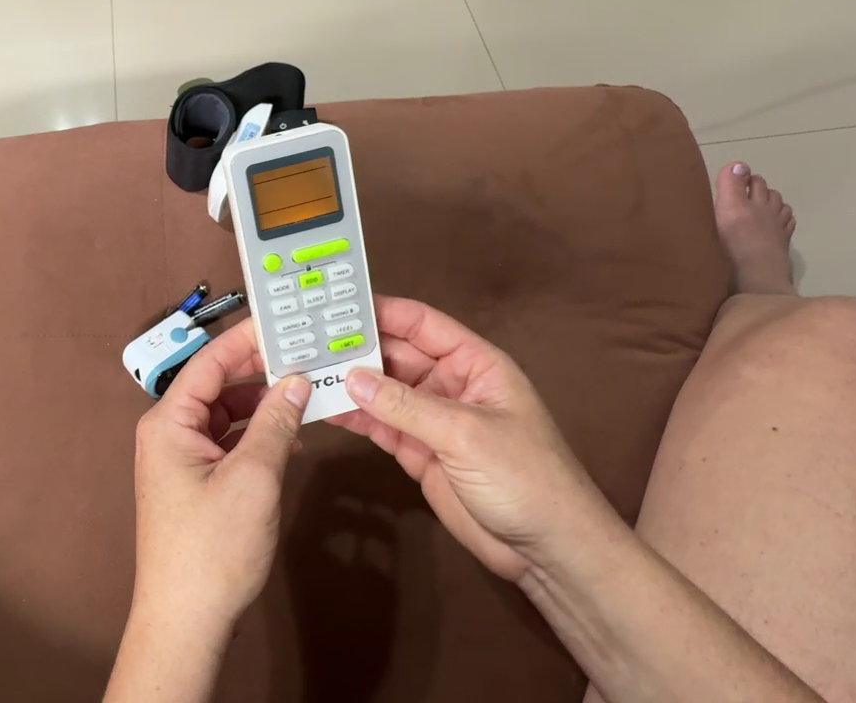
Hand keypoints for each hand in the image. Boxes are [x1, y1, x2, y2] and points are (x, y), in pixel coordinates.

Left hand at [130, 318, 311, 628]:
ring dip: (263, 408)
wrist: (186, 622)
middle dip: (260, 374)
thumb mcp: (253, 478)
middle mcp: (170, 432)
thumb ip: (275, 423)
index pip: (209, 362)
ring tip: (305, 397)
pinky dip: (258, 438)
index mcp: (169, 421)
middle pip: (218, 385)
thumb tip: (295, 382)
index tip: (282, 323)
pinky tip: (290, 441)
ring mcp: (182, 459)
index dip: (246, 339)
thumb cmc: (212, 548)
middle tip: (304, 359)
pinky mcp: (196, 482)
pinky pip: (229, 443)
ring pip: (227, 415)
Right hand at [329, 295, 620, 580]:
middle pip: (396, 355)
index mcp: (474, 363)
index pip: (423, 324)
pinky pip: (381, 425)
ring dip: (350, 382)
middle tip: (309, 339)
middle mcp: (450, 384)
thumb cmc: (524, 477)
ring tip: (307, 370)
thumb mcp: (466, 433)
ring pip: (383, 390)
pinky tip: (324, 407)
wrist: (548, 551)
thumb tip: (352, 377)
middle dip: (358, 348)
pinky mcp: (419, 452)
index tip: (339, 305)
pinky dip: (355, 416)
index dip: (384, 312)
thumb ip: (405, 405)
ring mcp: (433, 419)